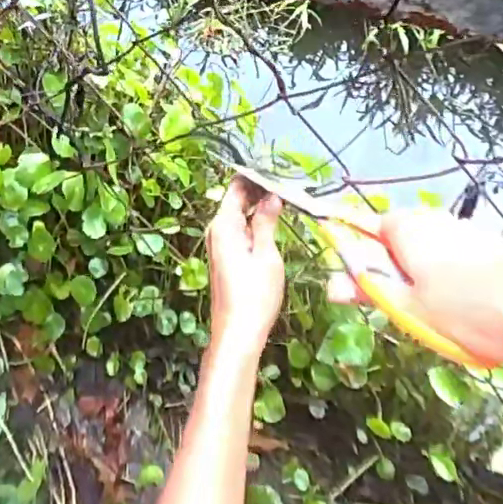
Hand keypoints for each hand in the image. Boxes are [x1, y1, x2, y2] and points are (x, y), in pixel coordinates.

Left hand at [205, 176, 284, 359]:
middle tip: (286, 183)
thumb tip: (272, 196)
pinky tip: (271, 222)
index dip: (257, 176)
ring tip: (284, 198)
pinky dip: (253, 222)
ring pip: (238, 214)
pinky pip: (238, 229)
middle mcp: (216, 229)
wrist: (237, 333)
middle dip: (259, 190)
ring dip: (258, 206)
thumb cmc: (254, 295)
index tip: (278, 171)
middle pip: (237, 199)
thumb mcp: (266, 255)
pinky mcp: (224, 255)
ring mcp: (218, 242)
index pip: (237, 187)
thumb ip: (266, 222)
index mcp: (223, 224)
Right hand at [326, 208, 502, 371]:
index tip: (349, 281)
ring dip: (420, 277)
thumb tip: (331, 284)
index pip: (359, 226)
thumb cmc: (465, 312)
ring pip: (424, 252)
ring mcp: (461, 229)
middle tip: (400, 308)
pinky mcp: (488, 245)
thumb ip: (367, 290)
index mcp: (404, 225)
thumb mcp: (408, 308)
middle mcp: (429, 217)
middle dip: (390, 271)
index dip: (352, 253)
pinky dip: (449, 278)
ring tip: (438, 316)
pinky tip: (467, 310)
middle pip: (393, 241)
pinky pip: (452, 259)